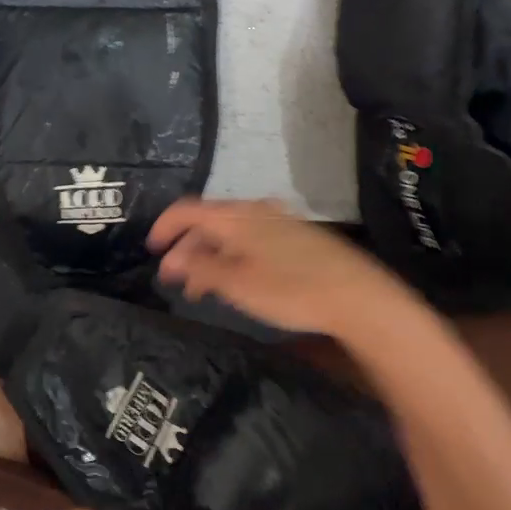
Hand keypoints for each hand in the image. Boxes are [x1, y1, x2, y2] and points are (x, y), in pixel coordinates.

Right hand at [147, 199, 419, 336]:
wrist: (360, 299)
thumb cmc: (291, 291)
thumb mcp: (236, 284)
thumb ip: (200, 267)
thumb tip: (173, 258)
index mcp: (234, 216)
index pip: (185, 210)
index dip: (164, 227)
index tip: (151, 249)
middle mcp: (254, 210)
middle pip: (208, 221)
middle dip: (187, 247)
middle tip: (175, 278)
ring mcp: (279, 221)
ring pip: (230, 231)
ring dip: (210, 254)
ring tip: (203, 287)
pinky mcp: (298, 236)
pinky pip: (251, 238)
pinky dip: (234, 255)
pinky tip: (238, 280)